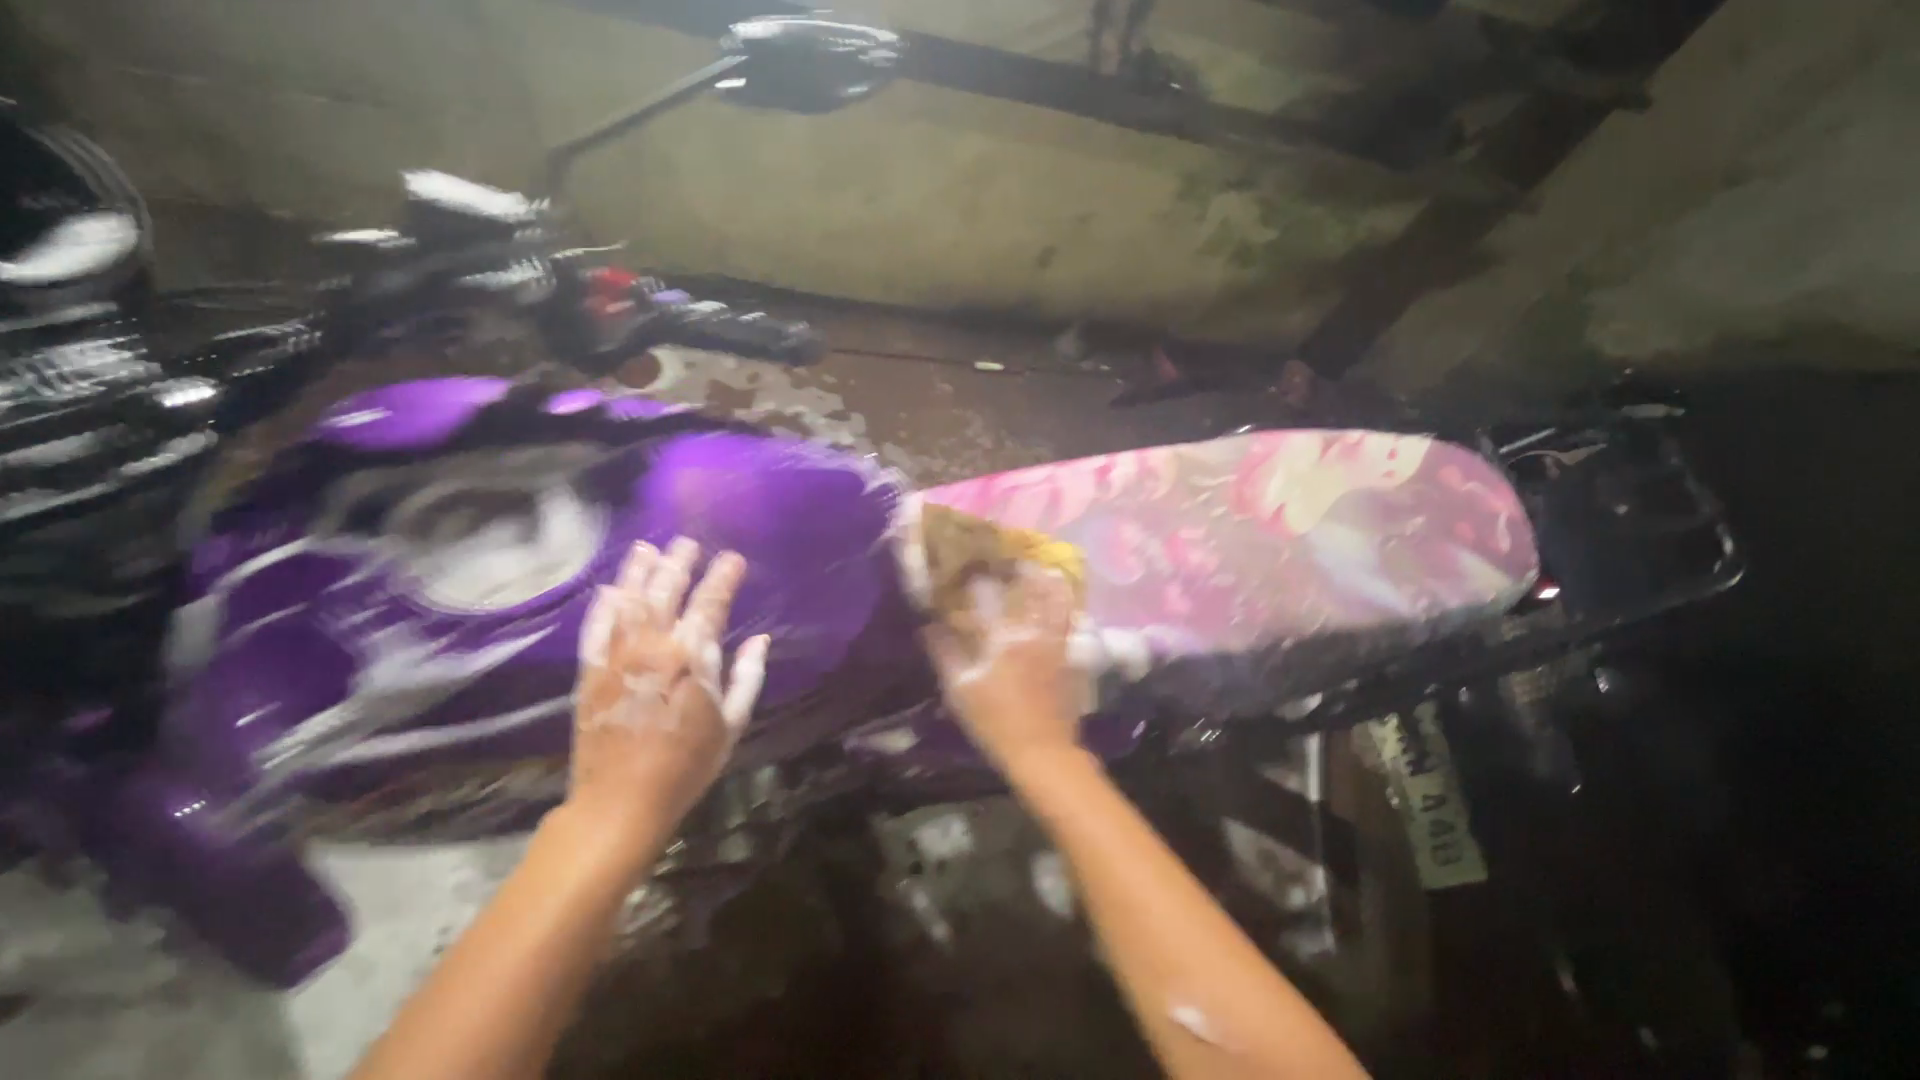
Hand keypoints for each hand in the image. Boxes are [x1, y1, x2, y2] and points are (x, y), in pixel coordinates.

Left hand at [567, 537, 768, 863]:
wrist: (621, 801)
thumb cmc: (687, 766)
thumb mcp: (731, 725)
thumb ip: (747, 677)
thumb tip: (759, 641)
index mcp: (692, 658)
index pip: (710, 604)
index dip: (722, 577)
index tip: (733, 559)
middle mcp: (653, 646)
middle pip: (666, 591)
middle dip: (679, 563)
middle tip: (687, 543)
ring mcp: (617, 656)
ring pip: (629, 600)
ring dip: (640, 571)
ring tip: (648, 548)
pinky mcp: (590, 671)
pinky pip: (596, 628)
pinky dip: (604, 605)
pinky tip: (611, 588)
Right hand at [921, 566, 1086, 771]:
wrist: (1042, 751)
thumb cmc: (995, 722)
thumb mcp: (960, 690)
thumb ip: (945, 654)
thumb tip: (929, 627)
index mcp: (1003, 638)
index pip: (988, 596)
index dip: (977, 577)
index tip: (969, 564)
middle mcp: (1033, 634)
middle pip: (1032, 591)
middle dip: (1024, 571)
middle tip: (1016, 559)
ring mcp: (1056, 646)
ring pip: (1058, 604)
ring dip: (1051, 585)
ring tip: (1046, 571)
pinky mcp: (1070, 661)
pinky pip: (1069, 625)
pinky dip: (1064, 610)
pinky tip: (1060, 607)